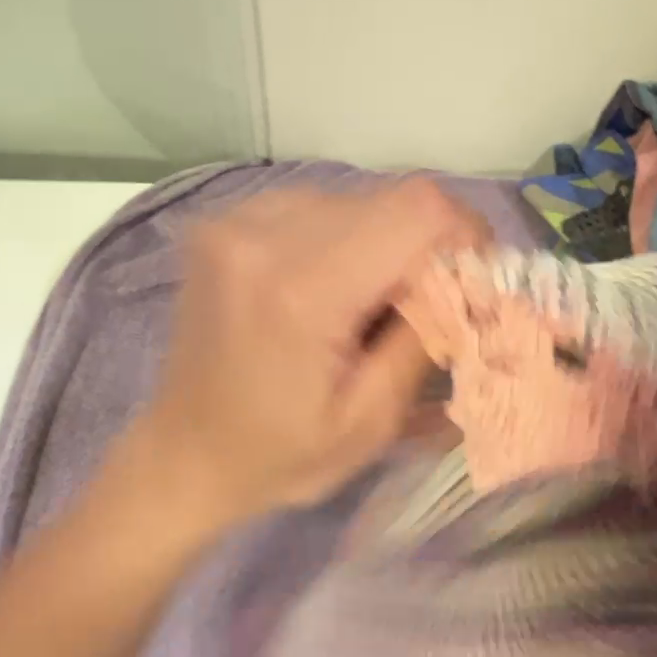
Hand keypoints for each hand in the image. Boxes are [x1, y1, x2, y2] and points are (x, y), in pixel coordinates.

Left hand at [123, 178, 488, 528]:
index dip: (465, 236)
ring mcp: (236, 220)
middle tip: (429, 307)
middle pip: (393, 200)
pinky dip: (346, 241)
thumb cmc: (279, 456)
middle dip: (428, 249)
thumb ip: (426, 337)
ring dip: (386, 245)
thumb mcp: (371, 420)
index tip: (473, 284)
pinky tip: (335, 291)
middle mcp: (262, 235)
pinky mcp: (225, 222)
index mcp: (301, 290)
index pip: (417, 211)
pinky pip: (318, 207)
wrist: (182, 457)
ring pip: (358, 199)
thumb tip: (469, 279)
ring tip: (374, 307)